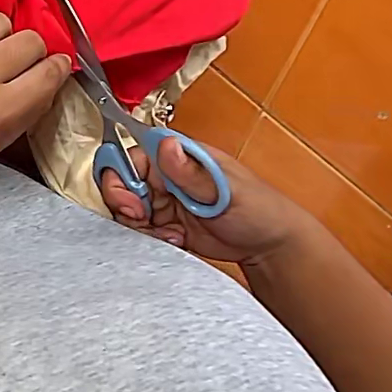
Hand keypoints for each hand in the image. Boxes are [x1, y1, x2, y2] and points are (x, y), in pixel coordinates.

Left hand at [0, 0, 70, 194]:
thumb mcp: (1, 140)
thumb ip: (33, 106)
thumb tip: (54, 71)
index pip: (49, 73)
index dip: (58, 69)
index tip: (54, 68)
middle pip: (30, 42)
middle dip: (31, 55)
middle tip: (15, 67)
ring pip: (0, 20)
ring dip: (1, 37)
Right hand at [100, 137, 319, 264]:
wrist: (270, 245)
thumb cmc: (259, 209)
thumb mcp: (226, 189)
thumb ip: (192, 172)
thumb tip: (167, 146)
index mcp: (179, 156)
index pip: (132, 156)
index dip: (122, 178)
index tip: (133, 202)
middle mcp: (167, 176)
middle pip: (123, 185)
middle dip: (127, 207)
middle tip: (144, 220)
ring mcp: (166, 201)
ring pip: (129, 211)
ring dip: (141, 227)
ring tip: (171, 234)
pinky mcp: (167, 225)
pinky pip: (142, 232)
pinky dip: (152, 240)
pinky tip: (175, 241)